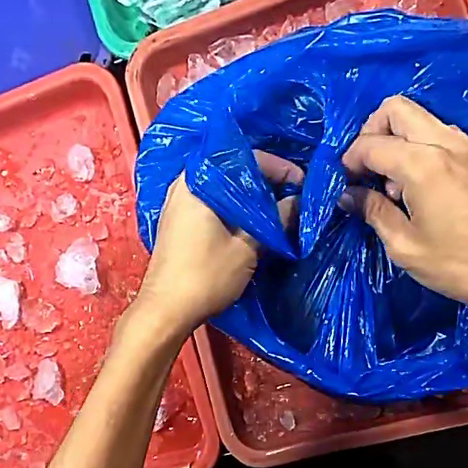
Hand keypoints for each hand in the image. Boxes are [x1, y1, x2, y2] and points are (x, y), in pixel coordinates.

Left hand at [132, 152, 302, 336]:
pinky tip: (252, 220)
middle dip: (265, 179)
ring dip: (250, 194)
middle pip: (232, 168)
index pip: (245, 156)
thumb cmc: (206, 276)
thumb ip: (277, 218)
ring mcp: (177, 201)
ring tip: (277, 207)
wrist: (165, 310)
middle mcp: (184, 183)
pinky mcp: (177, 219)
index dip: (278, 167)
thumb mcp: (249, 247)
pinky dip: (233, 205)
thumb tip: (298, 201)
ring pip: (222, 185)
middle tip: (293, 194)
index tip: (302, 182)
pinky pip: (211, 199)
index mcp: (199, 181)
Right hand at [342, 95, 467, 320]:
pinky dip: (418, 146)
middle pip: (395, 109)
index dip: (349, 162)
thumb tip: (348, 195)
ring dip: (396, 138)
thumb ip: (372, 211)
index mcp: (424, 165)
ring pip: (419, 117)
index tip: (345, 185)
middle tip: (365, 168)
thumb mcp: (403, 244)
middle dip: (371, 133)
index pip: (371, 144)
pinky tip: (416, 184)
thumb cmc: (456, 264)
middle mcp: (446, 144)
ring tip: (391, 181)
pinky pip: (438, 133)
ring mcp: (467, 147)